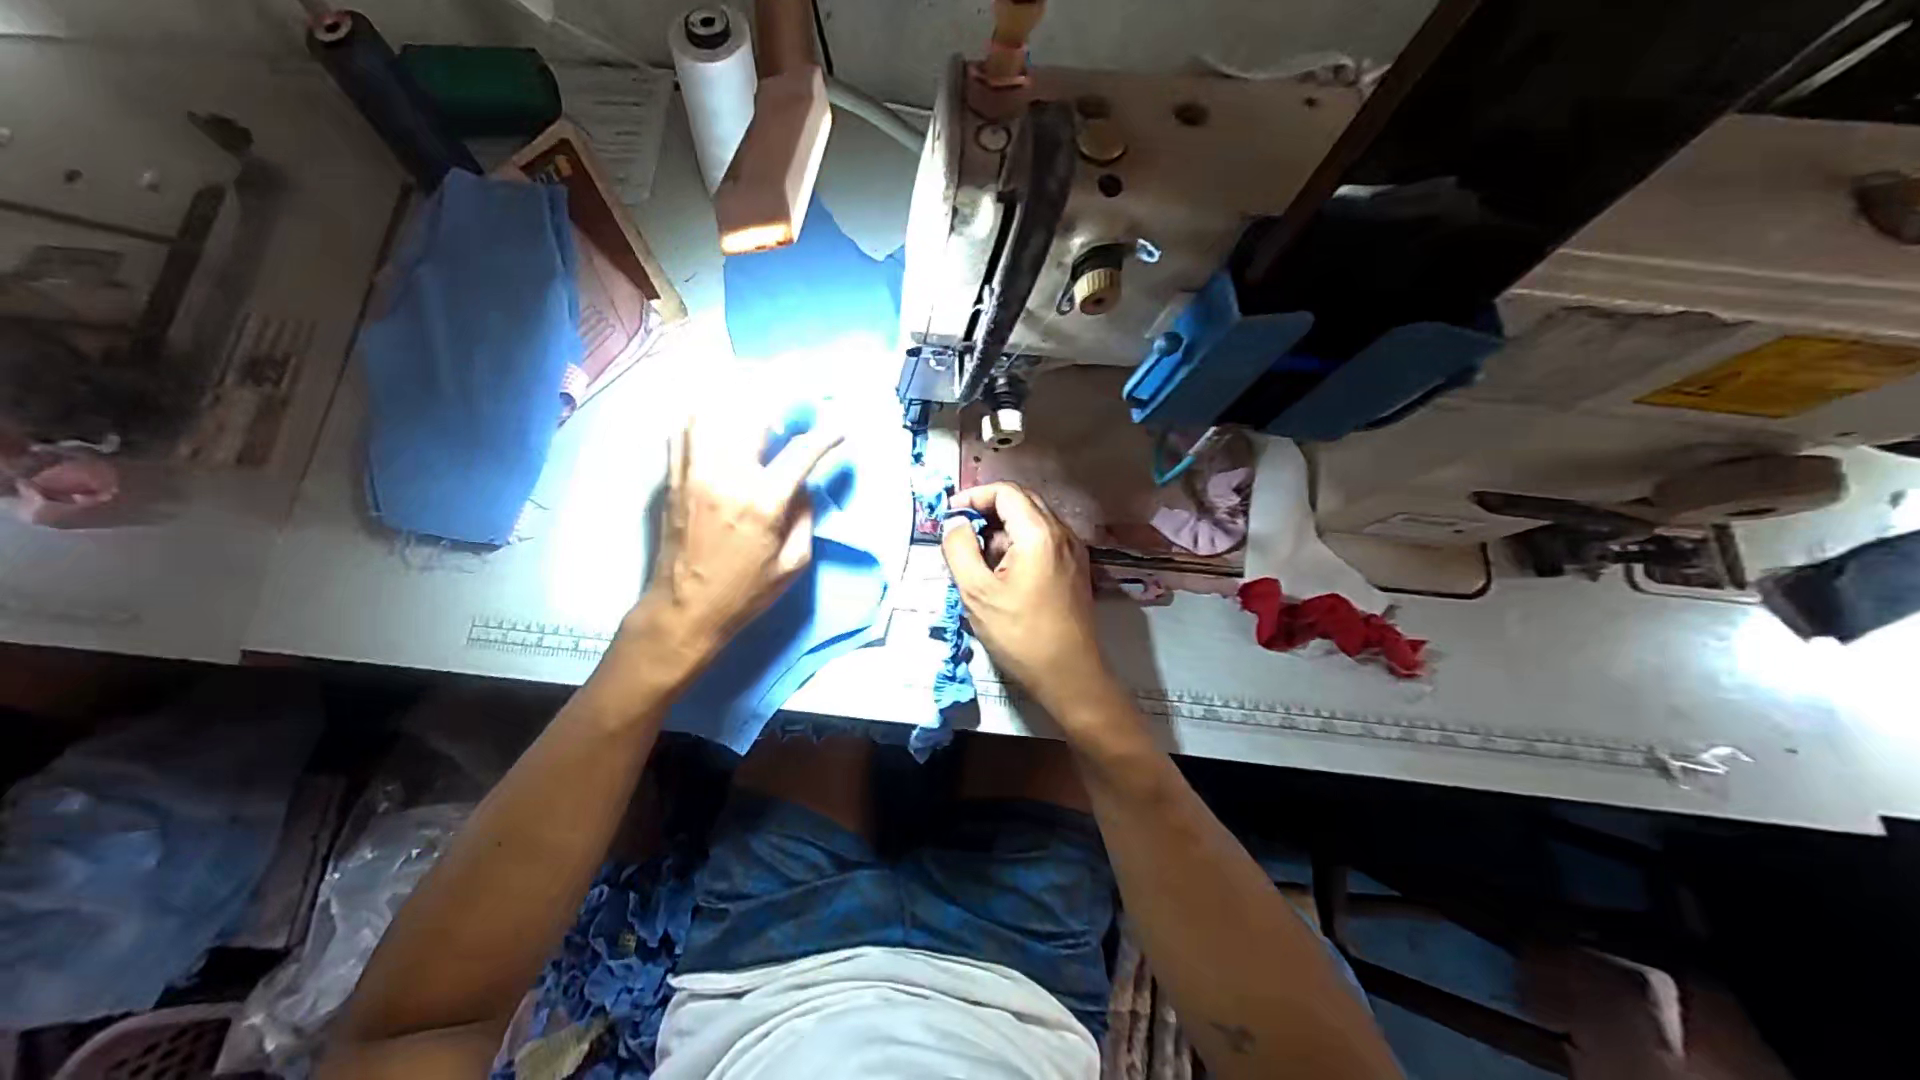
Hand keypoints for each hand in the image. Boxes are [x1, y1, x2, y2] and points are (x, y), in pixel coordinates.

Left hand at [615, 413, 840, 688]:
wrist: (684, 609)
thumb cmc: (744, 593)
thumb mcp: (794, 565)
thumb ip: (804, 517)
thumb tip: (802, 485)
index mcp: (763, 502)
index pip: (800, 452)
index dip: (826, 436)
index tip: (839, 429)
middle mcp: (727, 477)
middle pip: (754, 418)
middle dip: (780, 408)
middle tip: (793, 413)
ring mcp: (694, 473)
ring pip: (714, 415)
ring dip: (739, 408)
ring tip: (755, 415)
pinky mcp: (672, 478)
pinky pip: (683, 432)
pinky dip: (704, 420)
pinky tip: (718, 427)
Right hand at [941, 483, 1130, 737]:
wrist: (1070, 674)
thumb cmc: (1021, 635)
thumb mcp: (977, 593)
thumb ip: (959, 549)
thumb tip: (954, 523)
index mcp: (1039, 533)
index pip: (1005, 492)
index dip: (974, 496)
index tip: (950, 515)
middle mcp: (1062, 534)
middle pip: (1022, 502)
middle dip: (987, 511)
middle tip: (960, 533)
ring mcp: (1073, 551)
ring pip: (1033, 522)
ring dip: (1002, 530)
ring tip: (977, 559)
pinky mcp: (1075, 570)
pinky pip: (1043, 542)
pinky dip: (1019, 545)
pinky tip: (1002, 573)